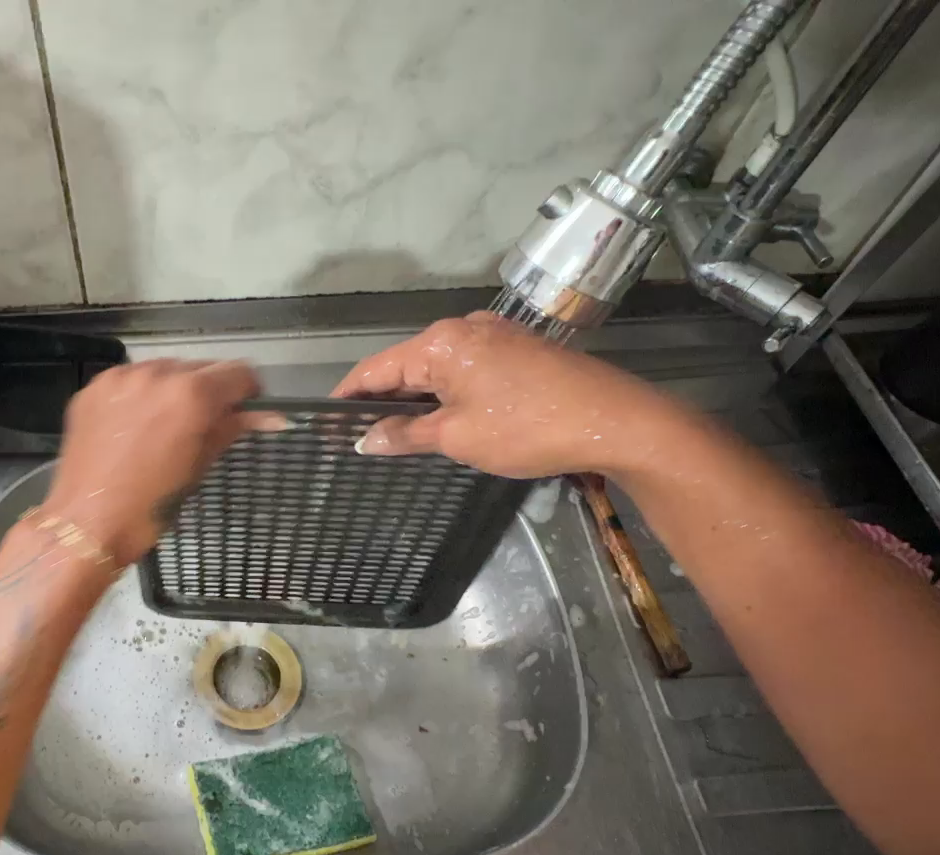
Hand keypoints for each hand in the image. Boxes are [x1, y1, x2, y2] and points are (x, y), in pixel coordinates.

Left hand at [41, 359, 262, 564]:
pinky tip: (135, 427)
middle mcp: (156, 374)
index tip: (244, 410)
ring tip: (165, 428)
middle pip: (200, 368)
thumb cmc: (149, 507)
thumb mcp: (198, 467)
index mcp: (191, 395)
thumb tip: (272, 418)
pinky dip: (140, 395)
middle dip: (208, 392)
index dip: (247, 392)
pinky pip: (131, 380)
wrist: (87, 524)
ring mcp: (121, 378)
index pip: (238, 373)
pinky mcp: (94, 388)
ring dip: (173, 390)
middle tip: (202, 426)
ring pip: (164, 370)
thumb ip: (232, 430)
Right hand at [334, 312, 689, 479]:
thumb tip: (364, 440)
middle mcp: (463, 329)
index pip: (375, 369)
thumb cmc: (527, 428)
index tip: (324, 422)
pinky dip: (445, 395)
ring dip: (415, 400)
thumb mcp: (457, 437)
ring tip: (392, 435)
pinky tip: (439, 421)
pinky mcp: (517, 350)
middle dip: (381, 401)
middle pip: (405, 366)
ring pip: (436, 370)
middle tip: (356, 436)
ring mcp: (494, 336)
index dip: (347, 397)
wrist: (615, 422)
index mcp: (440, 343)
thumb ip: (404, 435)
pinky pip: (463, 370)